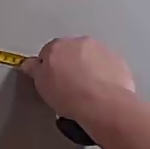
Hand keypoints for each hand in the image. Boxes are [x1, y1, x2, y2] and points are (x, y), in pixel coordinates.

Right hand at [21, 36, 137, 125]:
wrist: (102, 105)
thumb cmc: (72, 95)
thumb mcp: (40, 84)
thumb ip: (34, 69)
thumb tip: (32, 65)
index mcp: (56, 45)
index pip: (47, 52)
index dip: (47, 68)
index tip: (51, 80)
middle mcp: (79, 43)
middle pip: (69, 52)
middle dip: (68, 65)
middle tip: (67, 86)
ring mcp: (100, 50)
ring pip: (89, 57)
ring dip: (86, 68)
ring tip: (84, 90)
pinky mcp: (117, 61)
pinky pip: (106, 65)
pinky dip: (103, 74)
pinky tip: (99, 90)